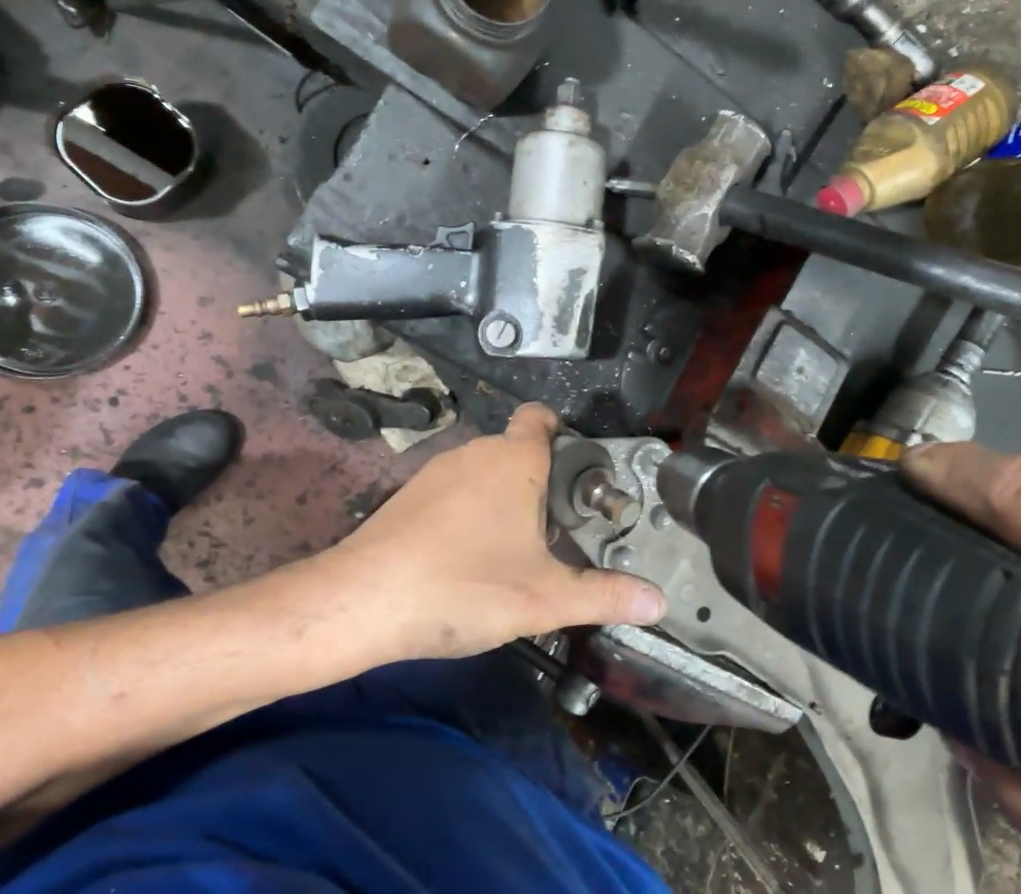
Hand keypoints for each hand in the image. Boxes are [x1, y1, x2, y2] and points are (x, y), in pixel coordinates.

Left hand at [325, 404, 665, 661]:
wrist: (361, 602)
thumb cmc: (463, 586)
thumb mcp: (544, 599)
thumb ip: (604, 596)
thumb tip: (659, 602)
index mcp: (514, 460)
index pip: (543, 418)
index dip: (567, 435)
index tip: (585, 475)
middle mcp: (475, 453)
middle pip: (521, 452)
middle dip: (545, 485)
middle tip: (565, 533)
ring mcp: (436, 473)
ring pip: (486, 475)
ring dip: (507, 502)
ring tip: (522, 553)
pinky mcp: (409, 498)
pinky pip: (456, 494)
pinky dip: (471, 516)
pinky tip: (473, 561)